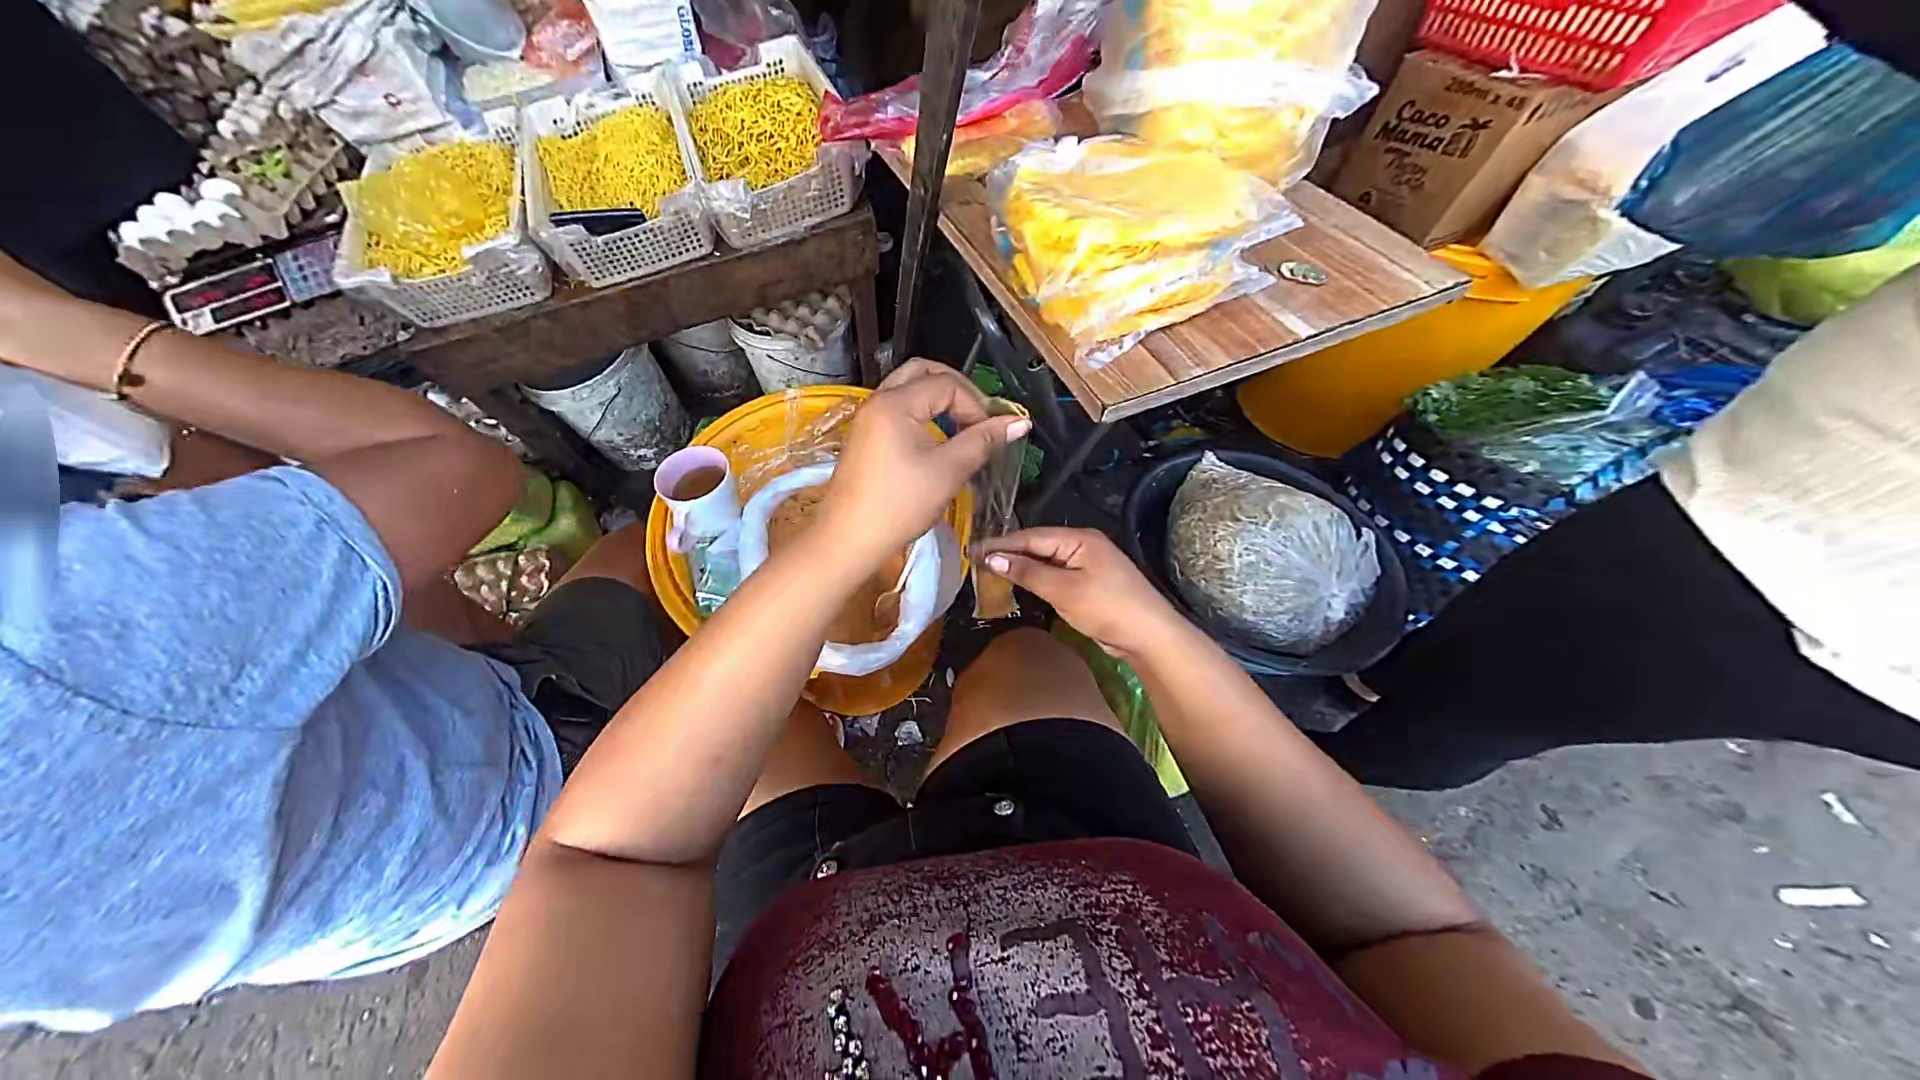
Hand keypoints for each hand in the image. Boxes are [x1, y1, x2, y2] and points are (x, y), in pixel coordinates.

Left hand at [818, 359, 1029, 569]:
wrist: (849, 538)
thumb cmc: (898, 506)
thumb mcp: (948, 472)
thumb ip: (983, 441)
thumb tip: (1018, 422)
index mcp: (895, 404)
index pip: (947, 384)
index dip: (976, 404)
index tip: (991, 433)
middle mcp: (877, 401)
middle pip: (923, 372)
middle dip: (956, 388)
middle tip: (978, 415)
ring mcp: (868, 418)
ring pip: (909, 387)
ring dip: (938, 399)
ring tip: (961, 426)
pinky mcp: (865, 436)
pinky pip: (898, 407)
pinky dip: (922, 412)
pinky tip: (937, 439)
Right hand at [981, 527, 1189, 658]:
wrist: (1149, 636)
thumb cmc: (1107, 608)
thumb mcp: (1064, 589)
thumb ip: (1028, 572)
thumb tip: (993, 558)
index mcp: (1079, 539)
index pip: (1031, 537)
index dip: (1000, 544)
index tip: (971, 550)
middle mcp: (1083, 546)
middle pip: (1038, 546)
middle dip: (1008, 553)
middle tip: (975, 561)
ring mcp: (1087, 565)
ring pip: (1046, 561)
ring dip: (1021, 567)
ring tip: (989, 571)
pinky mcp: (1089, 584)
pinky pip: (1055, 575)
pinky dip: (1036, 579)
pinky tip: (1018, 584)